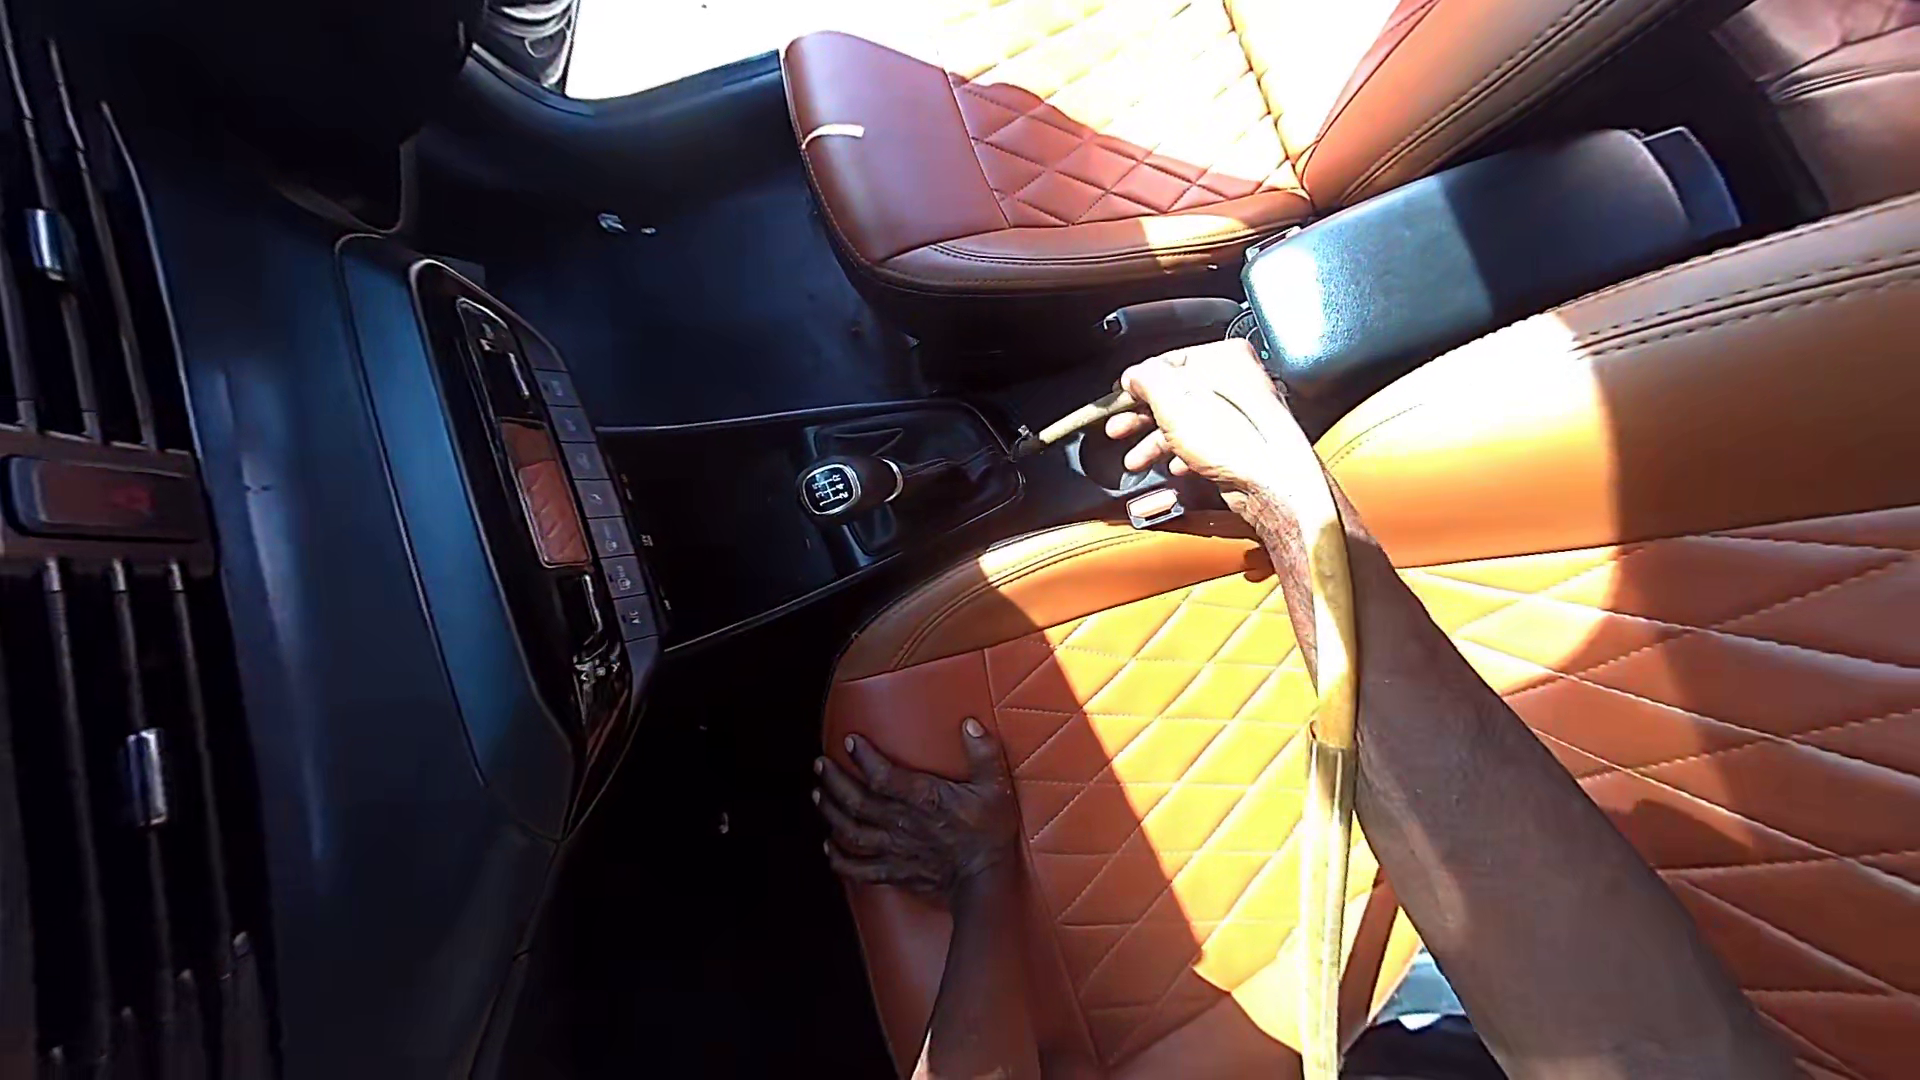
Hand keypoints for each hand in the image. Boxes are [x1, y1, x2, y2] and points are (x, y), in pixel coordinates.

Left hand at [815, 718, 1020, 899]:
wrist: (987, 882)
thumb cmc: (989, 833)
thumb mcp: (995, 787)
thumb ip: (983, 753)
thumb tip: (970, 724)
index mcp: (924, 800)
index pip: (883, 776)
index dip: (863, 757)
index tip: (850, 741)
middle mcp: (903, 824)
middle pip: (858, 802)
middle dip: (835, 781)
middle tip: (820, 764)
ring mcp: (896, 850)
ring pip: (852, 831)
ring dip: (831, 813)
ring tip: (818, 794)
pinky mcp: (895, 871)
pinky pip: (859, 868)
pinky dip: (840, 859)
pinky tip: (829, 847)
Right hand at [1104, 338, 1307, 504]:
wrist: (1270, 483)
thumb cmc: (1232, 440)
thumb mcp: (1172, 399)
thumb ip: (1146, 379)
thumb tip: (1133, 375)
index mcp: (1221, 358)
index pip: (1167, 361)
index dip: (1137, 382)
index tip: (1119, 400)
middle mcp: (1234, 381)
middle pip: (1173, 394)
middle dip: (1140, 416)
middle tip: (1119, 429)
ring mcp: (1238, 415)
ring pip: (1184, 422)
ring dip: (1154, 442)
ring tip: (1136, 460)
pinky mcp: (1239, 444)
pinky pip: (1201, 444)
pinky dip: (1181, 454)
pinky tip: (1172, 467)